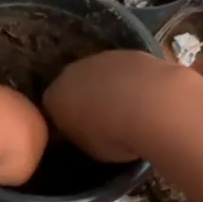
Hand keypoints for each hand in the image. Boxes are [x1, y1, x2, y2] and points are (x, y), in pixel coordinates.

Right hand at [43, 50, 179, 162]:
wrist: (150, 105)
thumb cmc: (112, 135)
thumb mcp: (89, 148)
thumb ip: (82, 136)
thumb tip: (86, 132)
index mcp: (55, 97)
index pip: (52, 108)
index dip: (67, 121)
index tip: (81, 133)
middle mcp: (71, 73)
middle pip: (74, 85)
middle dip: (86, 99)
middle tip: (104, 121)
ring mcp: (100, 58)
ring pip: (100, 75)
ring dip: (110, 88)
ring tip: (130, 111)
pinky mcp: (129, 52)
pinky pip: (126, 70)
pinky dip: (133, 81)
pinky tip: (148, 98)